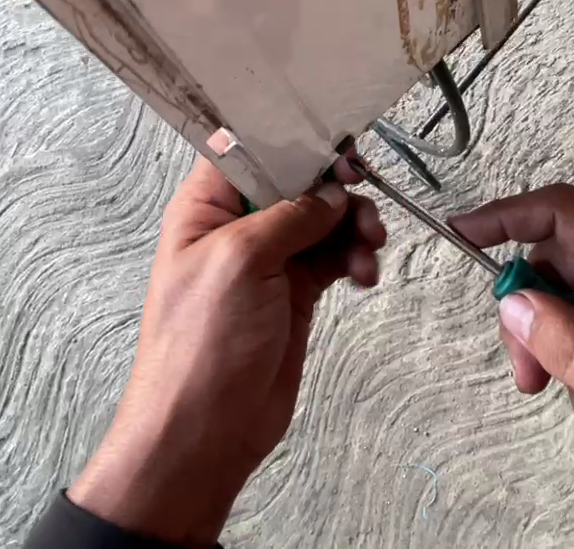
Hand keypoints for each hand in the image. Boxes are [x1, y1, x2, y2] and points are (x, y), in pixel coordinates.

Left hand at [67, 140, 383, 543]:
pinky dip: (355, 257)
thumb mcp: (241, 260)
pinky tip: (364, 275)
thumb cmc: (202, 342)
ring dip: (354, 224)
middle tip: (363, 190)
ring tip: (371, 247)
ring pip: (325, 217)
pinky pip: (336, 255)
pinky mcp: (297, 289)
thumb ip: (292, 216)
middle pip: (298, 181)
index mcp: (207, 206)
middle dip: (336, 184)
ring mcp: (271, 258)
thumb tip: (334, 193)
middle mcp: (239, 225)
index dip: (294, 140)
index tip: (335, 143)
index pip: (251, 149)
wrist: (204, 434)